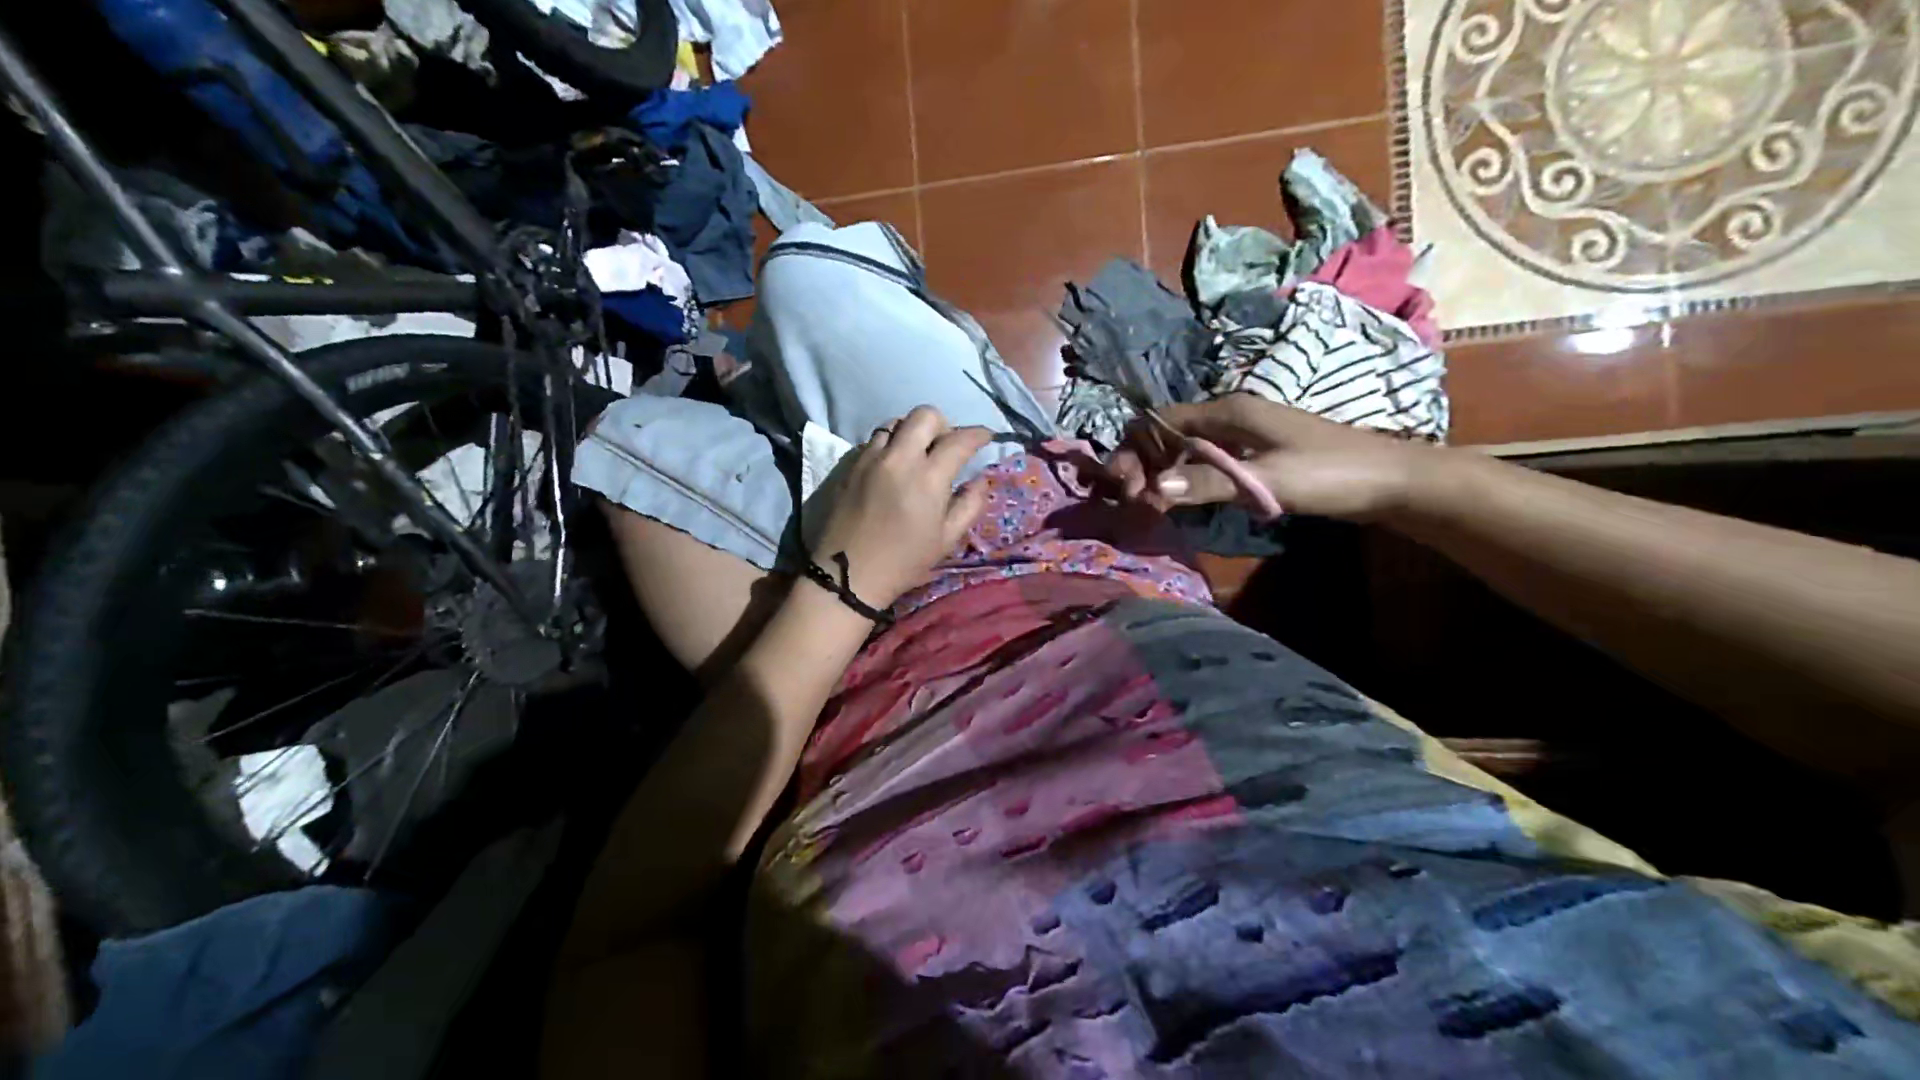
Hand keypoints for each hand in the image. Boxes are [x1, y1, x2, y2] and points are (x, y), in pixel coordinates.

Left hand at [809, 406, 992, 608]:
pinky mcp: (851, 465)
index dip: (978, 434)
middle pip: (925, 415)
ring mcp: (871, 458)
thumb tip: (980, 480)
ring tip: (918, 454)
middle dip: (944, 424)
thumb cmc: (904, 562)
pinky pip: (875, 439)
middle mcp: (899, 458)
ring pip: (896, 422)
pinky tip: (894, 466)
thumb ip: (970, 505)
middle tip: (947, 446)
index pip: (959, 440)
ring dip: (913, 431)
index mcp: (928, 478)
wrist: (848, 574)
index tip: (987, 437)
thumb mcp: (947, 540)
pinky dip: (891, 444)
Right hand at [1107, 394, 1437, 521]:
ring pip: (1185, 448)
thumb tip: (1153, 487)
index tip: (1125, 488)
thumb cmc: (1331, 475)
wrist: (1392, 481)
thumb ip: (1209, 482)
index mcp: (1230, 412)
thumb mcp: (1268, 480)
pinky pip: (1206, 460)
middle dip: (1143, 463)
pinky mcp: (1255, 453)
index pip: (1161, 421)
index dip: (1134, 451)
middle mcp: (1231, 416)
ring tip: (1150, 506)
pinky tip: (1183, 501)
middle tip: (1133, 501)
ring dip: (1162, 473)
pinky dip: (1186, 478)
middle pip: (1168, 433)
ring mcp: (1244, 434)